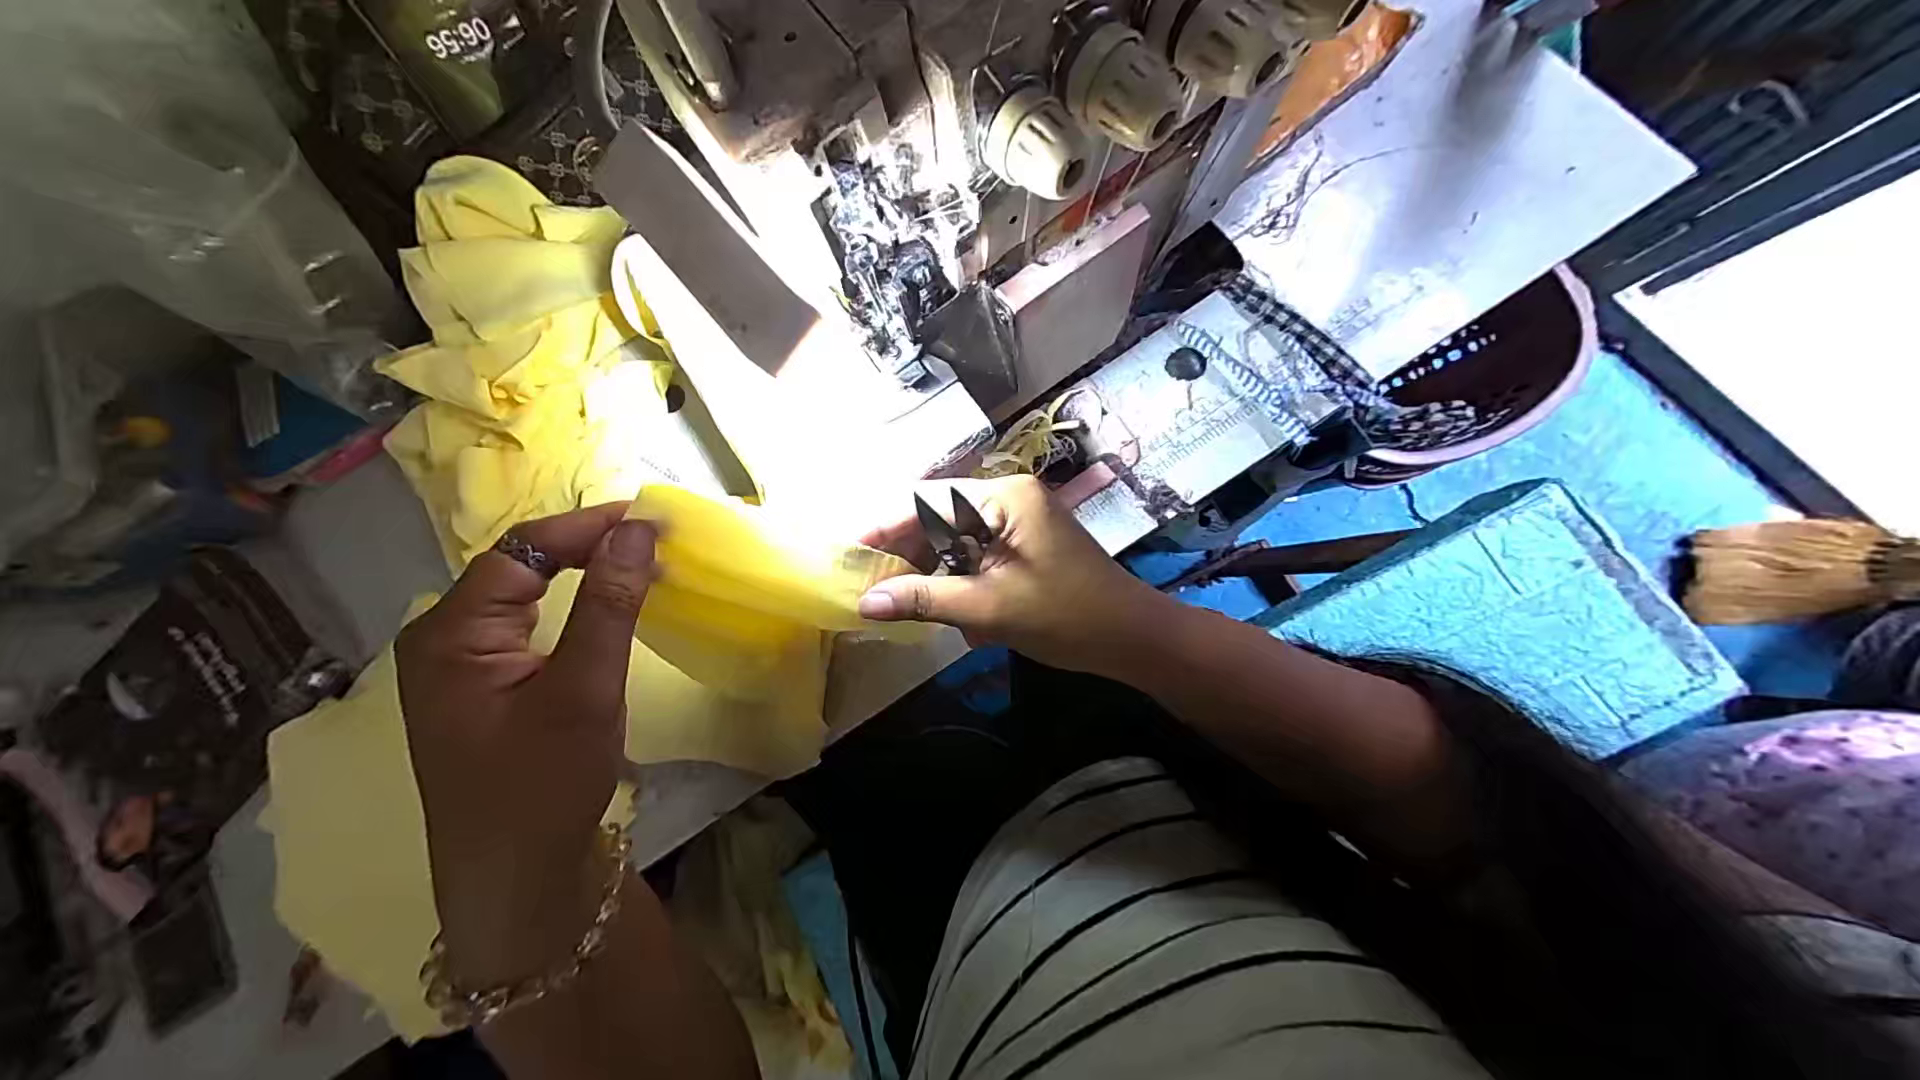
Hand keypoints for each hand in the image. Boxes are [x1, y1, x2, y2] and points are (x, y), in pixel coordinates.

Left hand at [395, 503, 656, 984]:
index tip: (647, 516)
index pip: (519, 551)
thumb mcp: (584, 689)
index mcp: (450, 634)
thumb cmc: (544, 785)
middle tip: (649, 537)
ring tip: (638, 561)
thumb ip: (610, 604)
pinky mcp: (490, 689)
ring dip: (582, 573)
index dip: (584, 527)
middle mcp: (446, 641)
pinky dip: (576, 605)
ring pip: (527, 595)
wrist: (519, 881)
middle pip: (518, 567)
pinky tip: (606, 605)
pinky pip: (532, 625)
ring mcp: (465, 667)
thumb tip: (638, 530)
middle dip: (584, 544)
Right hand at [856, 475, 1173, 675]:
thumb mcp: (987, 608)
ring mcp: (1021, 521)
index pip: (927, 503)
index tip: (852, 555)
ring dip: (935, 574)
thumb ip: (924, 600)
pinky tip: (950, 611)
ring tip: (906, 604)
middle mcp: (1010, 497)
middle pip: (940, 520)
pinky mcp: (1027, 544)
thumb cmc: (1066, 617)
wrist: (1134, 639)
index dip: (885, 530)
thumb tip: (865, 602)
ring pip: (957, 540)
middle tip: (874, 589)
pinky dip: (961, 580)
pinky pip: (979, 554)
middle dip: (910, 557)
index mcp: (1004, 497)